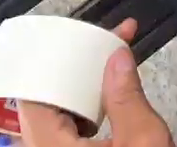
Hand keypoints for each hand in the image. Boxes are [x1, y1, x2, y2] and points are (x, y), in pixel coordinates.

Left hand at [16, 21, 173, 146]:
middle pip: (46, 107)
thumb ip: (127, 98)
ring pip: (55, 122)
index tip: (86, 39)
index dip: (57, 65)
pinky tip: (108, 101)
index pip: (34, 101)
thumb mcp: (142, 137)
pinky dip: (84, 113)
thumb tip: (117, 55)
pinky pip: (64, 135)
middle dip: (79, 72)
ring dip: (83, 91)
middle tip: (112, 44)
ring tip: (115, 63)